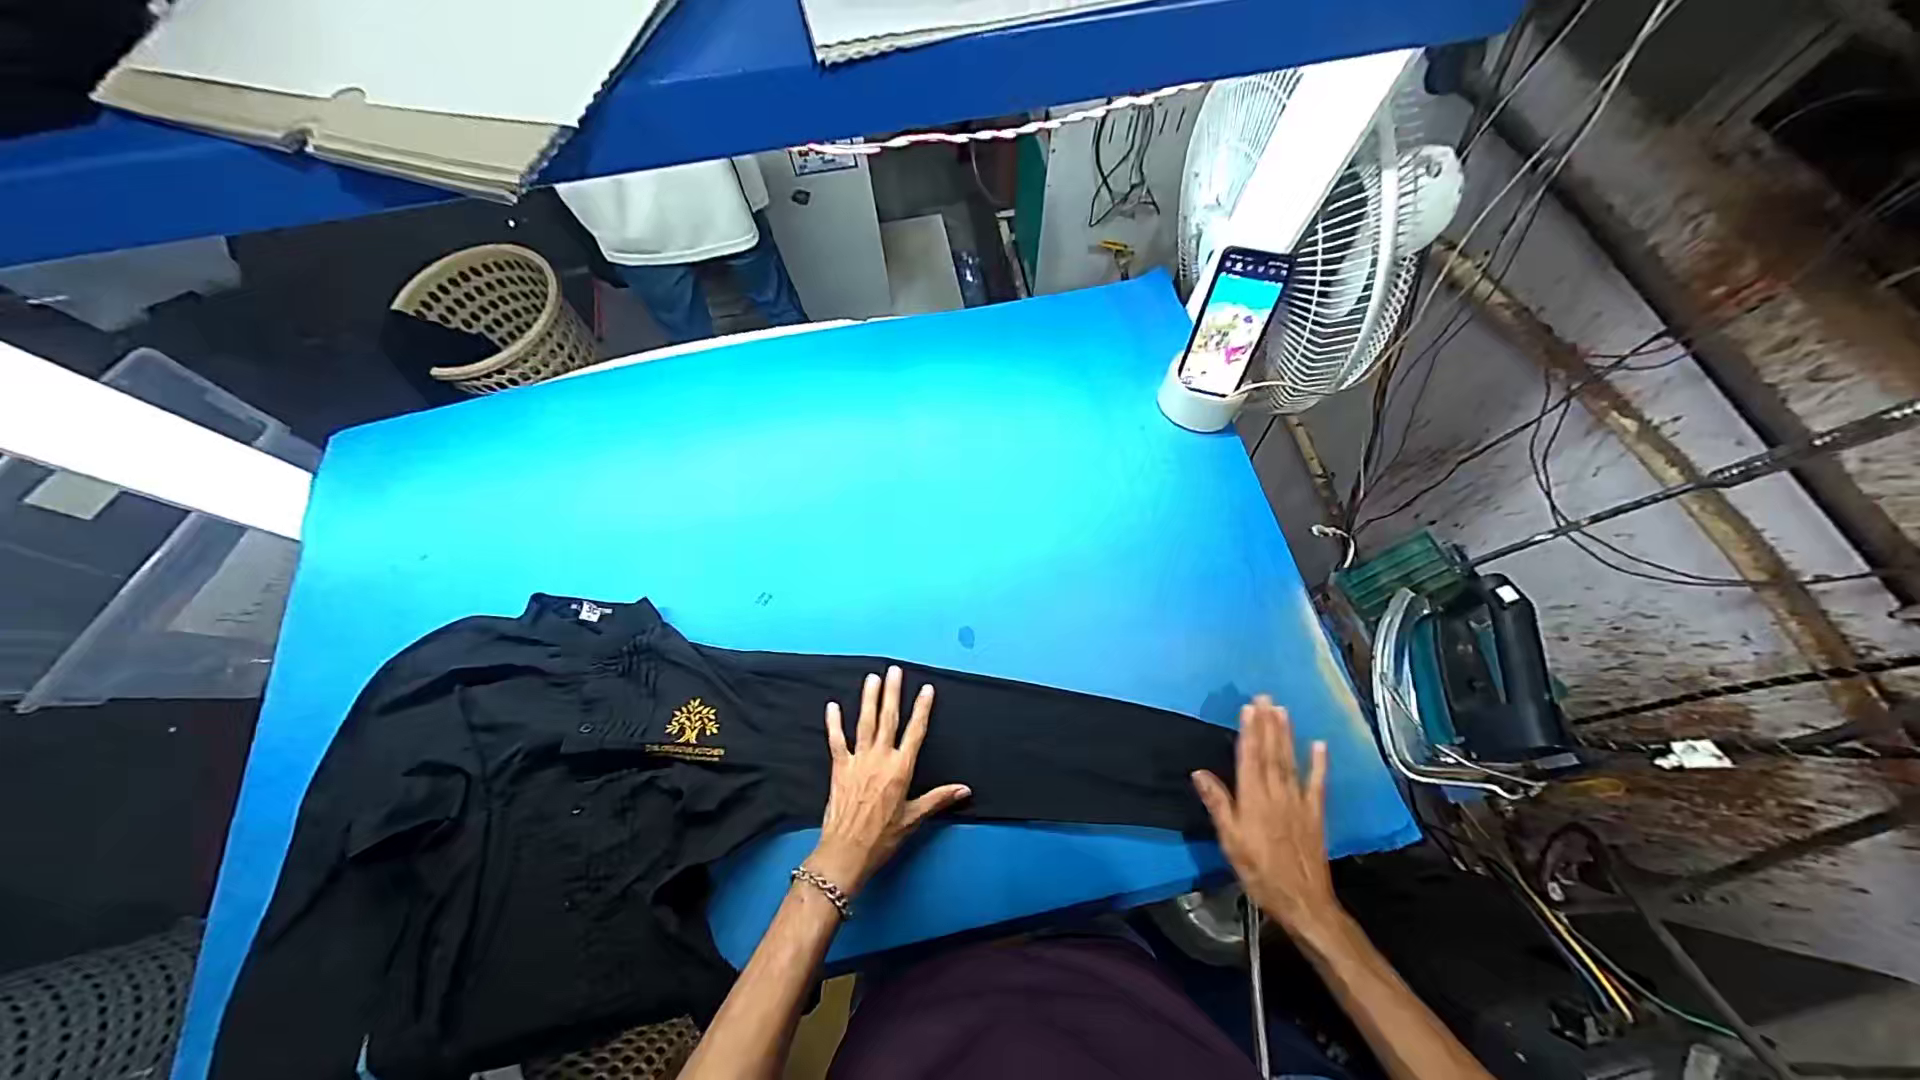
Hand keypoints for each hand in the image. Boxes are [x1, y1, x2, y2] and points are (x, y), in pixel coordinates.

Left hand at [806, 666, 970, 898]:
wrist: (847, 851)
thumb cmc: (882, 838)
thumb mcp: (914, 818)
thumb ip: (938, 799)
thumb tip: (964, 790)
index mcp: (900, 770)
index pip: (915, 732)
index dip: (922, 709)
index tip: (926, 690)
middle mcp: (880, 759)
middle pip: (888, 719)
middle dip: (892, 693)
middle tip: (894, 671)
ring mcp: (858, 761)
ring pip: (865, 723)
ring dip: (868, 699)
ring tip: (872, 678)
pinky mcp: (839, 768)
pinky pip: (836, 740)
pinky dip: (834, 723)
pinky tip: (833, 706)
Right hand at [1192, 696, 1342, 940]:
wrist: (1303, 903)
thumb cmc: (1259, 873)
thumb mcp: (1230, 842)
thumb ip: (1218, 805)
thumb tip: (1200, 773)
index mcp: (1253, 800)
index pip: (1250, 758)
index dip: (1249, 731)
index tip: (1249, 708)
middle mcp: (1277, 794)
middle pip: (1271, 753)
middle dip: (1267, 724)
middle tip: (1265, 698)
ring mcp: (1299, 803)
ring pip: (1290, 762)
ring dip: (1286, 735)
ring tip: (1282, 711)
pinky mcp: (1315, 814)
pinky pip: (1317, 784)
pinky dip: (1319, 764)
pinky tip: (1320, 745)